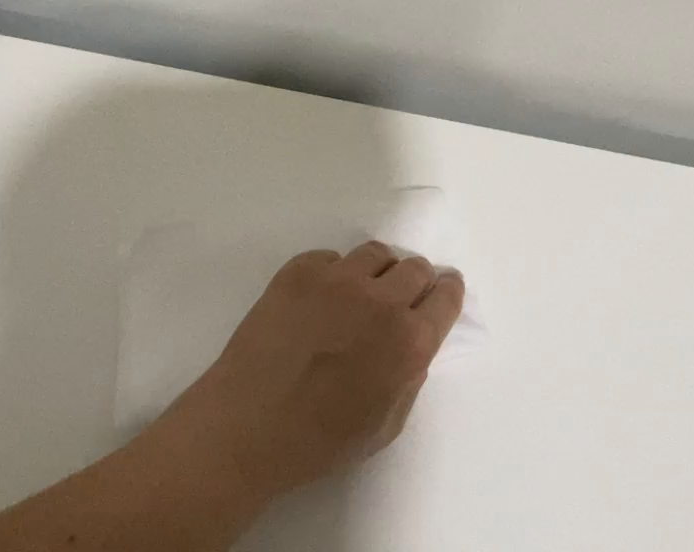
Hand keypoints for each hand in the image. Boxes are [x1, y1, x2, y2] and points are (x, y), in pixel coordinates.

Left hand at [142, 240, 465, 501]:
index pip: (446, 295)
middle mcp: (381, 300)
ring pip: (376, 253)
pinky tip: (318, 302)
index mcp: (410, 342)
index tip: (440, 292)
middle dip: (414, 282)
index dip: (446, 292)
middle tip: (397, 300)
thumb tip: (412, 343)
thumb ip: (410, 376)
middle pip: (414, 267)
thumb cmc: (321, 440)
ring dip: (377, 272)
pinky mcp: (300, 270)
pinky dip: (333, 274)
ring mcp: (338, 279)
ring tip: (359, 295)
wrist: (247, 424)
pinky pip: (331, 258)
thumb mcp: (387, 424)